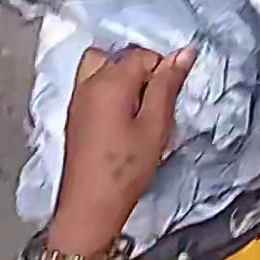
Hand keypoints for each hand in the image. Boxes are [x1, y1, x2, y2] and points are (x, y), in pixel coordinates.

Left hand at [50, 45, 194, 252]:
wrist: (90, 206)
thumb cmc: (128, 168)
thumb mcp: (156, 125)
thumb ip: (167, 86)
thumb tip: (183, 52)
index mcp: (110, 82)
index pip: (142, 55)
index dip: (162, 71)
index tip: (168, 99)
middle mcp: (89, 82)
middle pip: (119, 56)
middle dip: (142, 70)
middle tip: (155, 102)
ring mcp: (78, 98)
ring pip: (101, 65)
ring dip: (122, 75)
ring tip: (138, 104)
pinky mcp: (75, 113)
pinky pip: (92, 83)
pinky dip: (109, 88)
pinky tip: (122, 116)